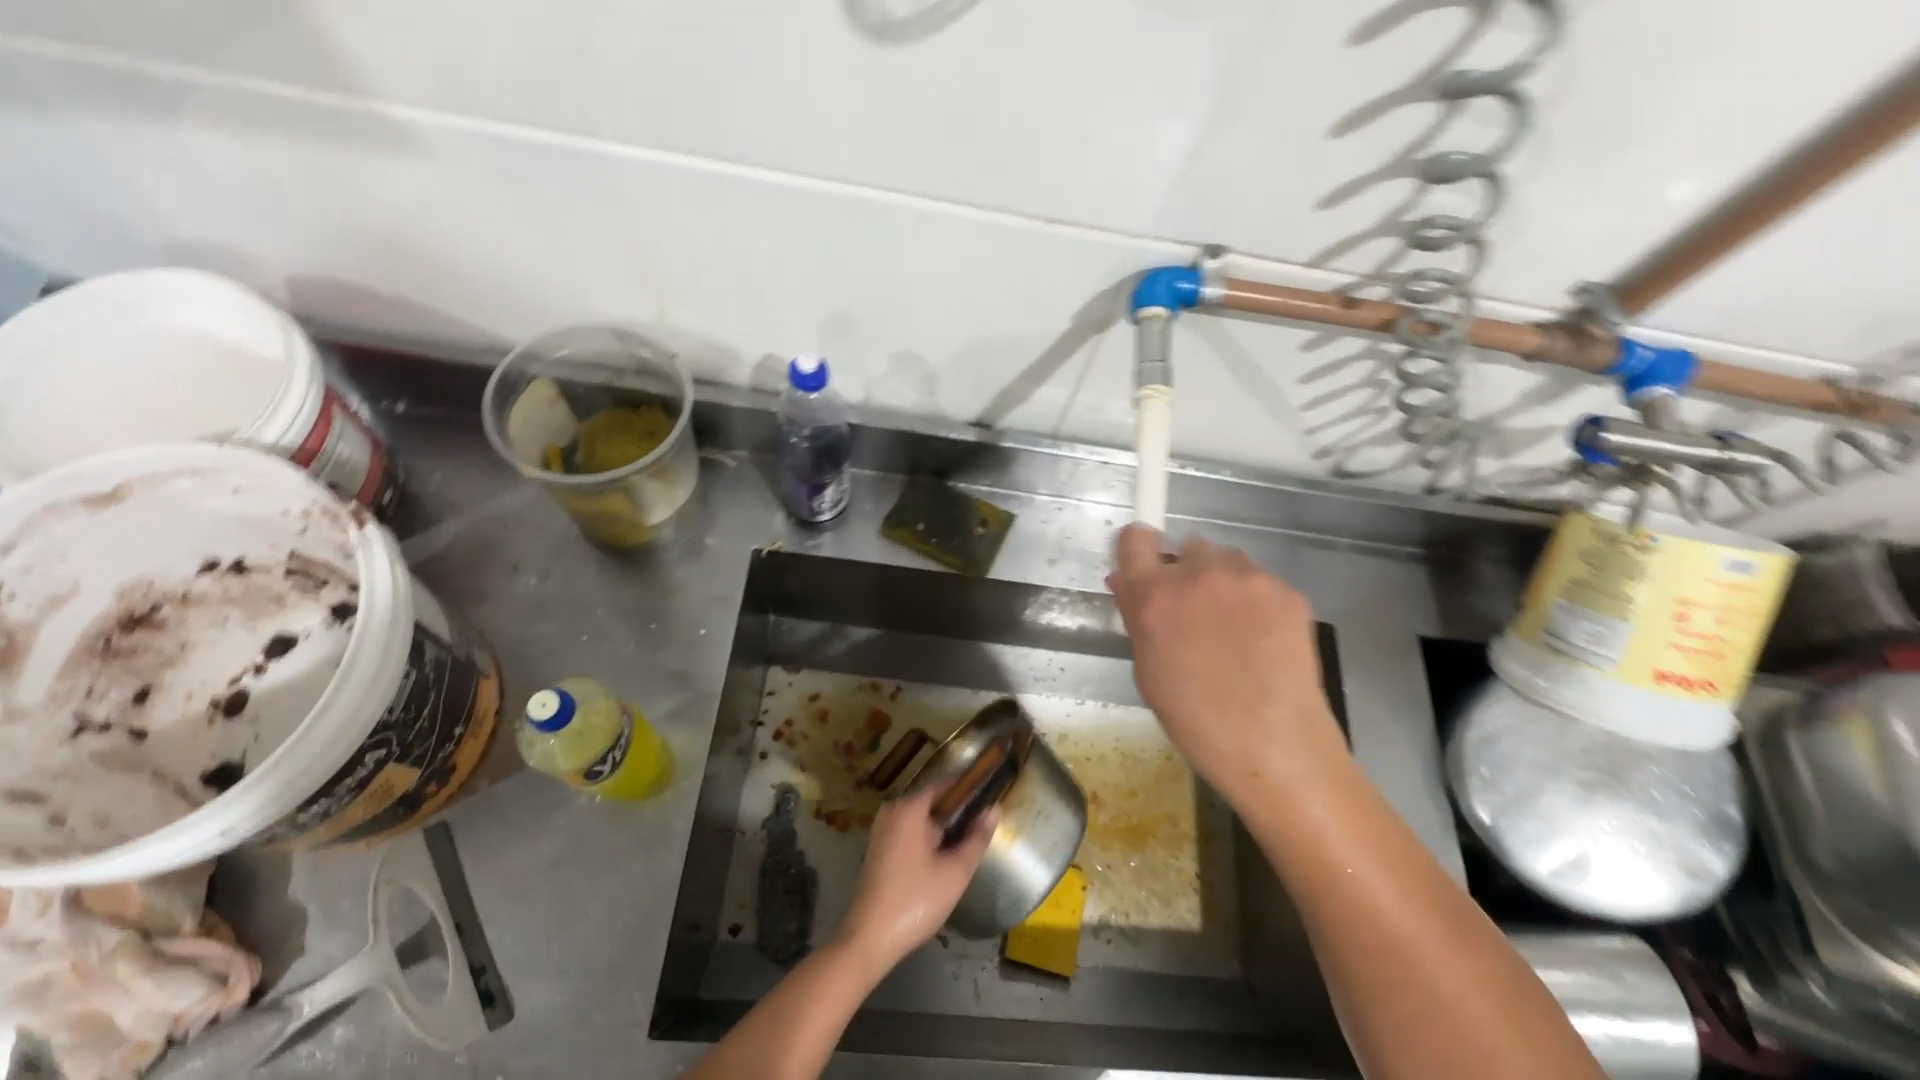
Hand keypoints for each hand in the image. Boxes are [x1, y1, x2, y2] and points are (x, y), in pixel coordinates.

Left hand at [835, 787, 996, 967]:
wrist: (870, 938)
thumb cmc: (916, 900)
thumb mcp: (956, 871)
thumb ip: (977, 838)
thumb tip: (995, 809)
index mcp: (908, 809)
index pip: (945, 786)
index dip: (969, 792)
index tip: (989, 802)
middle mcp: (891, 812)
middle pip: (932, 804)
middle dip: (956, 817)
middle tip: (979, 837)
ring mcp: (881, 831)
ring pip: (921, 823)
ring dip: (942, 834)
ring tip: (963, 855)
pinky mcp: (877, 850)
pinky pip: (908, 835)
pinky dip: (926, 844)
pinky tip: (939, 866)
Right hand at [1107, 524, 1343, 805]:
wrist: (1273, 745)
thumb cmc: (1196, 720)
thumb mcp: (1148, 672)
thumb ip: (1139, 620)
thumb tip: (1129, 585)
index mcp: (1154, 595)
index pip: (1135, 538)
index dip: (1140, 553)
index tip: (1147, 572)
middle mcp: (1199, 573)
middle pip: (1186, 547)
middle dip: (1187, 574)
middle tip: (1196, 616)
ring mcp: (1248, 578)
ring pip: (1227, 561)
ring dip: (1223, 584)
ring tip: (1234, 630)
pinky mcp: (1287, 590)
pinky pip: (1261, 582)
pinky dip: (1257, 602)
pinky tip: (1263, 640)